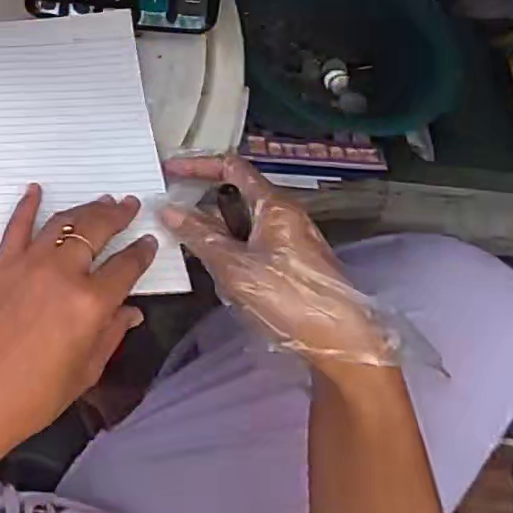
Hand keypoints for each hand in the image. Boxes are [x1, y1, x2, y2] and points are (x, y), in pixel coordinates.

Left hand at [0, 186, 157, 459]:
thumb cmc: (39, 393)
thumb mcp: (88, 369)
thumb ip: (112, 334)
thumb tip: (131, 312)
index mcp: (91, 304)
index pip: (126, 267)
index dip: (141, 252)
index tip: (148, 241)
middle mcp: (62, 274)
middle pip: (95, 231)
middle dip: (117, 215)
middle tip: (128, 205)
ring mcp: (28, 264)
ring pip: (61, 223)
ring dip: (83, 209)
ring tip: (100, 201)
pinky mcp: (1, 264)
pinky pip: (16, 227)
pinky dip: (26, 205)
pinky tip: (35, 190)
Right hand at [163, 154, 390, 366]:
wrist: (344, 347)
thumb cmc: (290, 298)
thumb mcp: (234, 267)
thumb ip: (198, 236)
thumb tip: (168, 211)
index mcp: (275, 207)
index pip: (233, 168)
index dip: (198, 165)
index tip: (170, 170)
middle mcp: (284, 217)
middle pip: (235, 194)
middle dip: (200, 199)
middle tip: (169, 205)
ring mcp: (288, 241)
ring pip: (240, 221)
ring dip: (210, 225)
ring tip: (181, 236)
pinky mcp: (289, 263)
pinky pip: (248, 241)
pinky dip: (225, 244)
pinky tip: (210, 261)